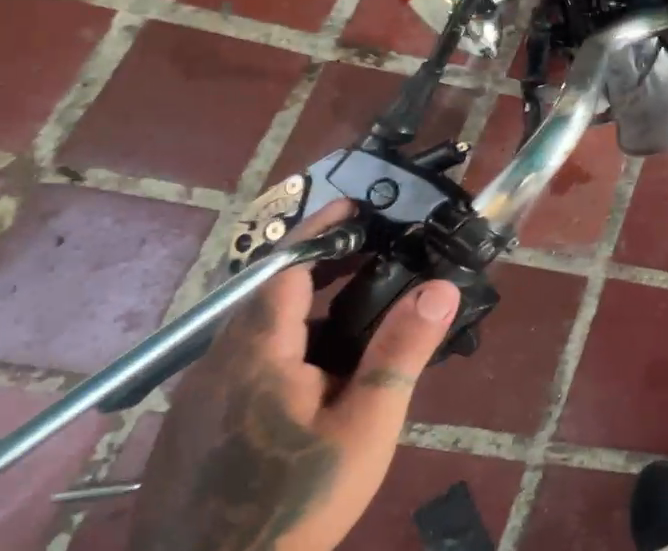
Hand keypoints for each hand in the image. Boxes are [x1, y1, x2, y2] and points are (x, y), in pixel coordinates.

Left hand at [130, 202, 460, 550]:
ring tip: (363, 321)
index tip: (359, 207)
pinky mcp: (190, 436)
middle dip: (323, 272)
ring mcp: (194, 405)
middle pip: (267, 300)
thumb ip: (400, 350)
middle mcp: (213, 369)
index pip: (283, 270)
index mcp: (254, 356)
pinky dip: (284, 351)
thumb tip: (440, 285)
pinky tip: (320, 381)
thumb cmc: (298, 498)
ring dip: (305, 316)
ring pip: (253, 339)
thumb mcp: (367, 423)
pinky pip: (240, 371)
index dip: (322, 234)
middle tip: (382, 261)